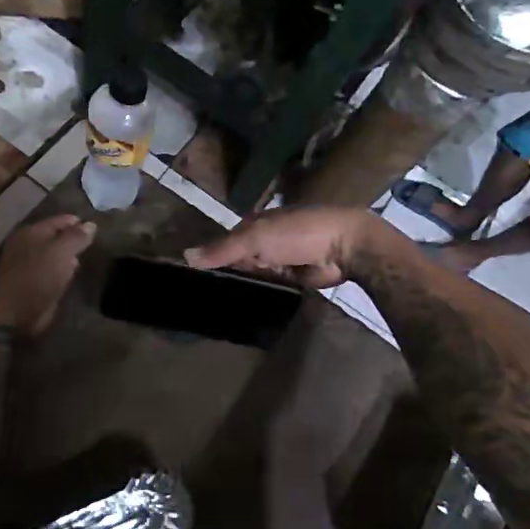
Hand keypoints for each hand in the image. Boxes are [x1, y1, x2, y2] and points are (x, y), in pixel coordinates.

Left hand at [0, 214, 96, 336]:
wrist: (14, 313)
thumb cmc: (37, 277)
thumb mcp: (61, 252)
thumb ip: (77, 237)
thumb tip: (91, 224)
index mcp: (31, 232)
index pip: (59, 221)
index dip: (77, 223)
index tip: (95, 228)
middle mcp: (28, 246)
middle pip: (56, 238)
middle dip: (73, 241)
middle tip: (93, 245)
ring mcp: (28, 266)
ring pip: (54, 256)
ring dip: (68, 258)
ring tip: (85, 260)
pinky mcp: (32, 284)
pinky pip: (52, 273)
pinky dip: (62, 273)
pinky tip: (72, 277)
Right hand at [183, 206, 380, 289]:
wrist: (345, 247)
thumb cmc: (298, 233)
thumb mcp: (255, 238)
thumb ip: (222, 249)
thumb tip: (185, 256)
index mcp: (254, 223)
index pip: (224, 241)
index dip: (209, 255)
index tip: (189, 275)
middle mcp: (264, 240)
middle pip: (236, 258)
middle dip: (222, 271)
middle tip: (198, 295)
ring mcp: (278, 259)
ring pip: (251, 274)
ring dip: (239, 284)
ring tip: (212, 304)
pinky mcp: (291, 277)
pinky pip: (267, 285)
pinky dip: (256, 292)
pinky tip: (238, 305)